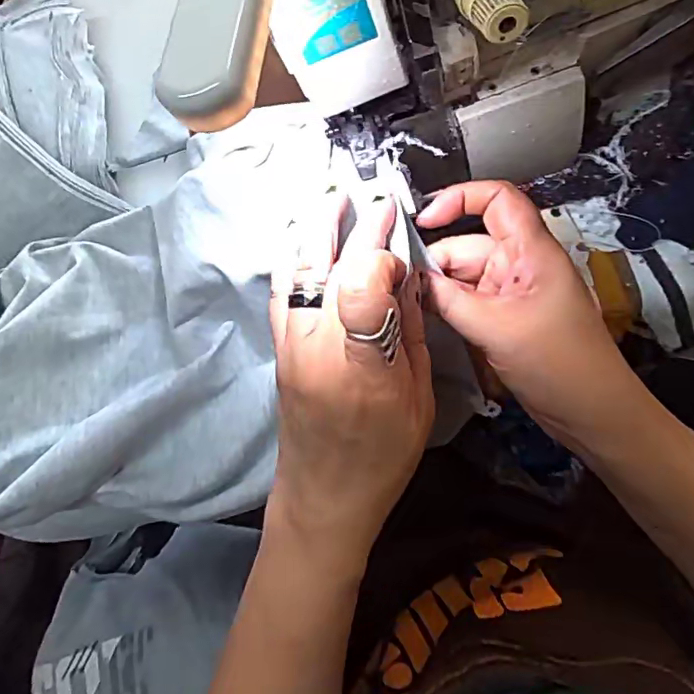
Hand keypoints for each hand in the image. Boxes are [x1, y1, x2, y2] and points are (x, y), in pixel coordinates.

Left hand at [268, 194, 432, 565]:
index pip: (360, 289)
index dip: (381, 260)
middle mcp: (319, 349)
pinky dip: (293, 258)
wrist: (322, 496)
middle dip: (355, 228)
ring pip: (298, 274)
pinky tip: (303, 237)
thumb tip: (406, 277)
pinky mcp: (277, 347)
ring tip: (333, 199)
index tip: (399, 255)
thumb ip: (410, 332)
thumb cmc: (382, 458)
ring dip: (316, 231)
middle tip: (372, 197)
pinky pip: (281, 291)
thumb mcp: (417, 397)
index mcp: (365, 368)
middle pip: (331, 271)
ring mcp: (291, 345)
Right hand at [416, 181, 651, 448]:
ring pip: (461, 274)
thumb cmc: (567, 368)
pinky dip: (447, 304)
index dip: (459, 198)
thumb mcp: (496, 328)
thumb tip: (413, 280)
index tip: (425, 218)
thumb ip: (448, 299)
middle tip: (409, 284)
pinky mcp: (503, 314)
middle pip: (466, 242)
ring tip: (418, 306)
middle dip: (436, 261)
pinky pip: (466, 298)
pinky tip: (430, 316)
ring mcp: (511, 290)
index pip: (497, 198)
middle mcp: (520, 264)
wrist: (593, 414)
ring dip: (438, 288)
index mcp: (532, 252)